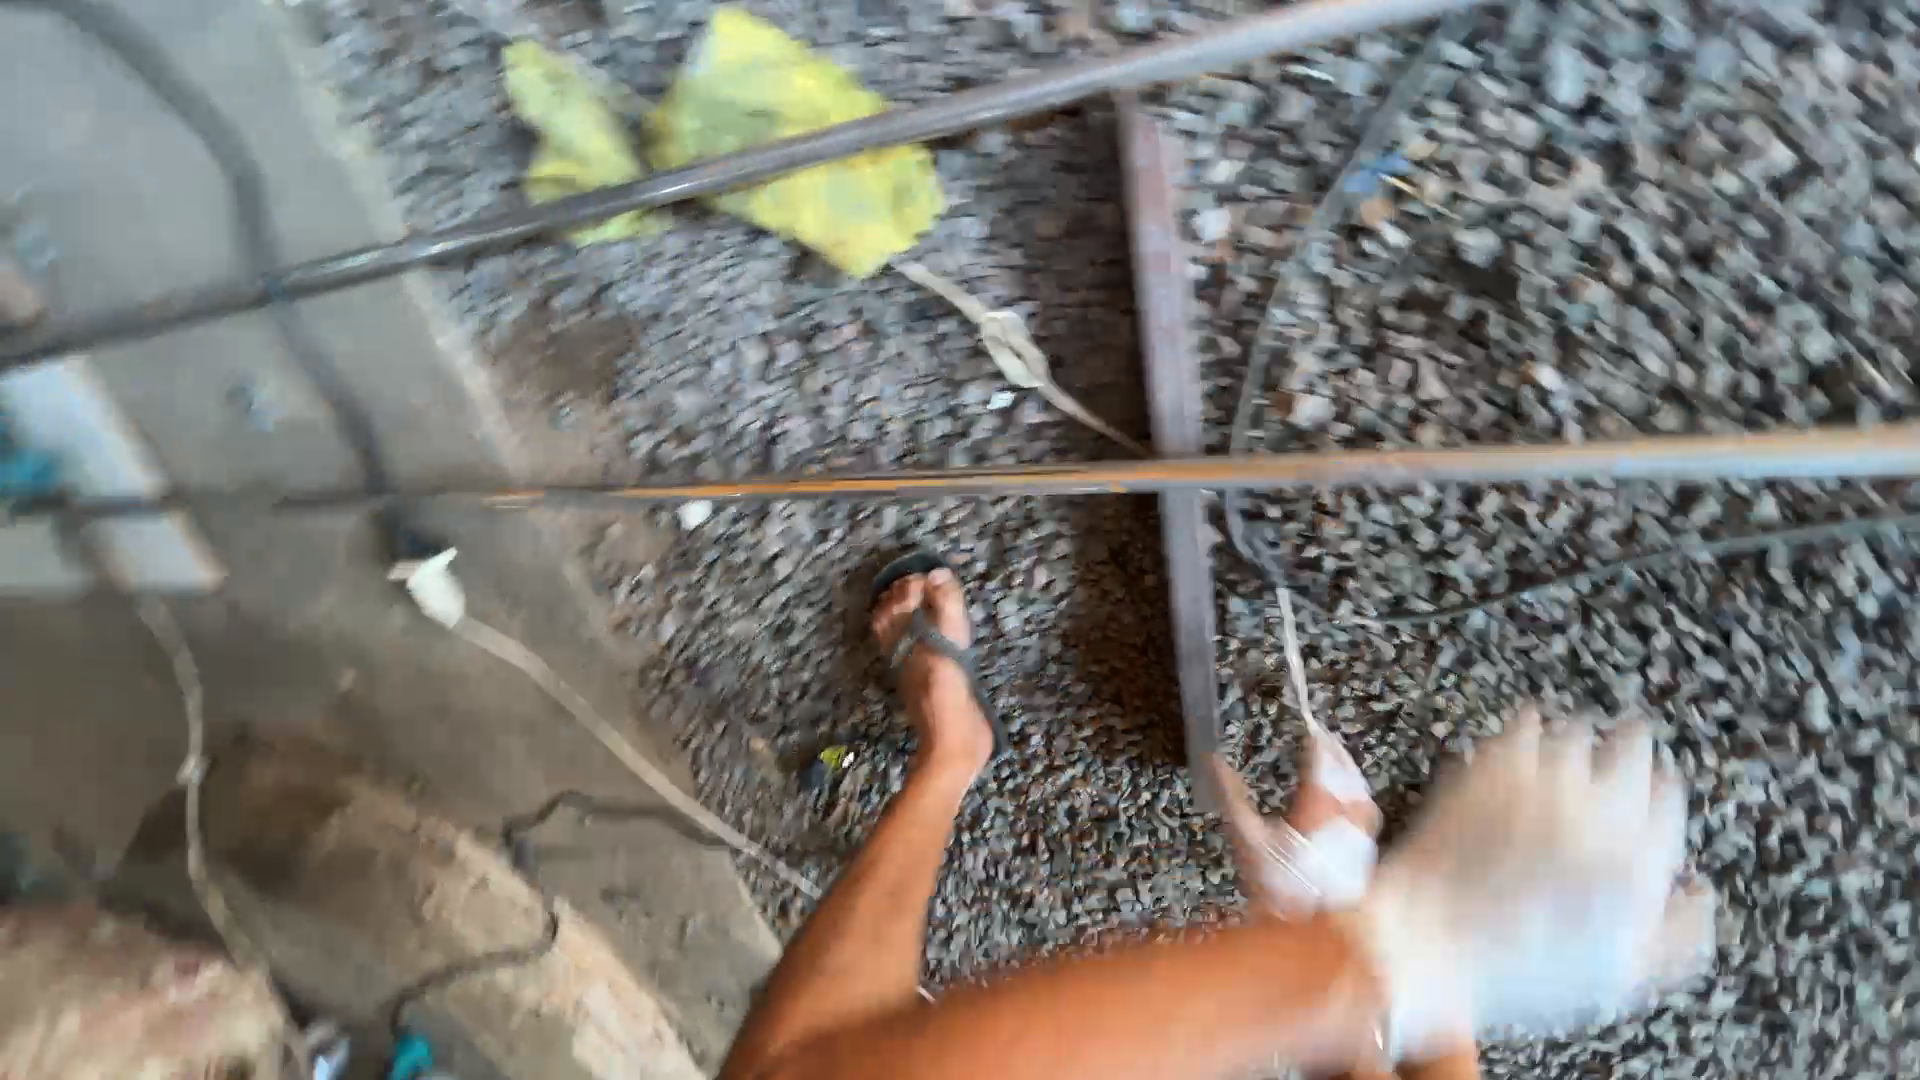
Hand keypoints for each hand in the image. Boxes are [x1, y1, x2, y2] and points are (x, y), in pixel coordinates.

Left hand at [1351, 707, 1715, 1055]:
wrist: (1434, 932)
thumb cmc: (1522, 963)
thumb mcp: (1622, 971)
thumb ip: (1677, 932)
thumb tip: (1697, 892)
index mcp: (1636, 864)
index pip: (1667, 806)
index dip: (1664, 789)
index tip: (1663, 777)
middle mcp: (1591, 816)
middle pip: (1628, 758)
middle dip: (1633, 743)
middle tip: (1634, 731)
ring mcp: (1532, 789)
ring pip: (1571, 740)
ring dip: (1579, 732)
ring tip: (1580, 727)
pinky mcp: (1481, 773)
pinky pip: (1512, 735)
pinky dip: (1525, 724)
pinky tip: (1526, 720)